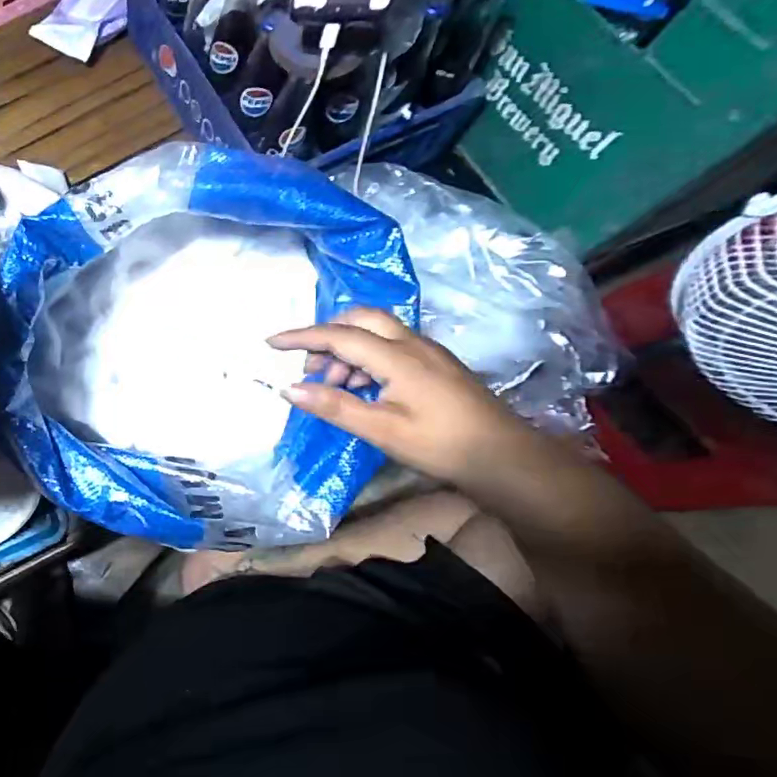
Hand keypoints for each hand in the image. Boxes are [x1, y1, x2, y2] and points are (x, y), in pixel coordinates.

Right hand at [268, 307, 536, 489]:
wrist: (505, 458)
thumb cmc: (441, 446)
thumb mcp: (382, 430)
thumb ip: (335, 406)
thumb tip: (289, 388)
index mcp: (397, 356)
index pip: (339, 335)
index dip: (302, 337)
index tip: (271, 342)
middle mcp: (413, 343)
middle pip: (361, 319)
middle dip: (328, 335)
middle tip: (311, 367)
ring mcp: (429, 351)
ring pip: (377, 332)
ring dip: (349, 350)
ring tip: (335, 387)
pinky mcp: (437, 364)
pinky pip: (393, 345)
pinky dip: (368, 358)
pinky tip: (365, 389)